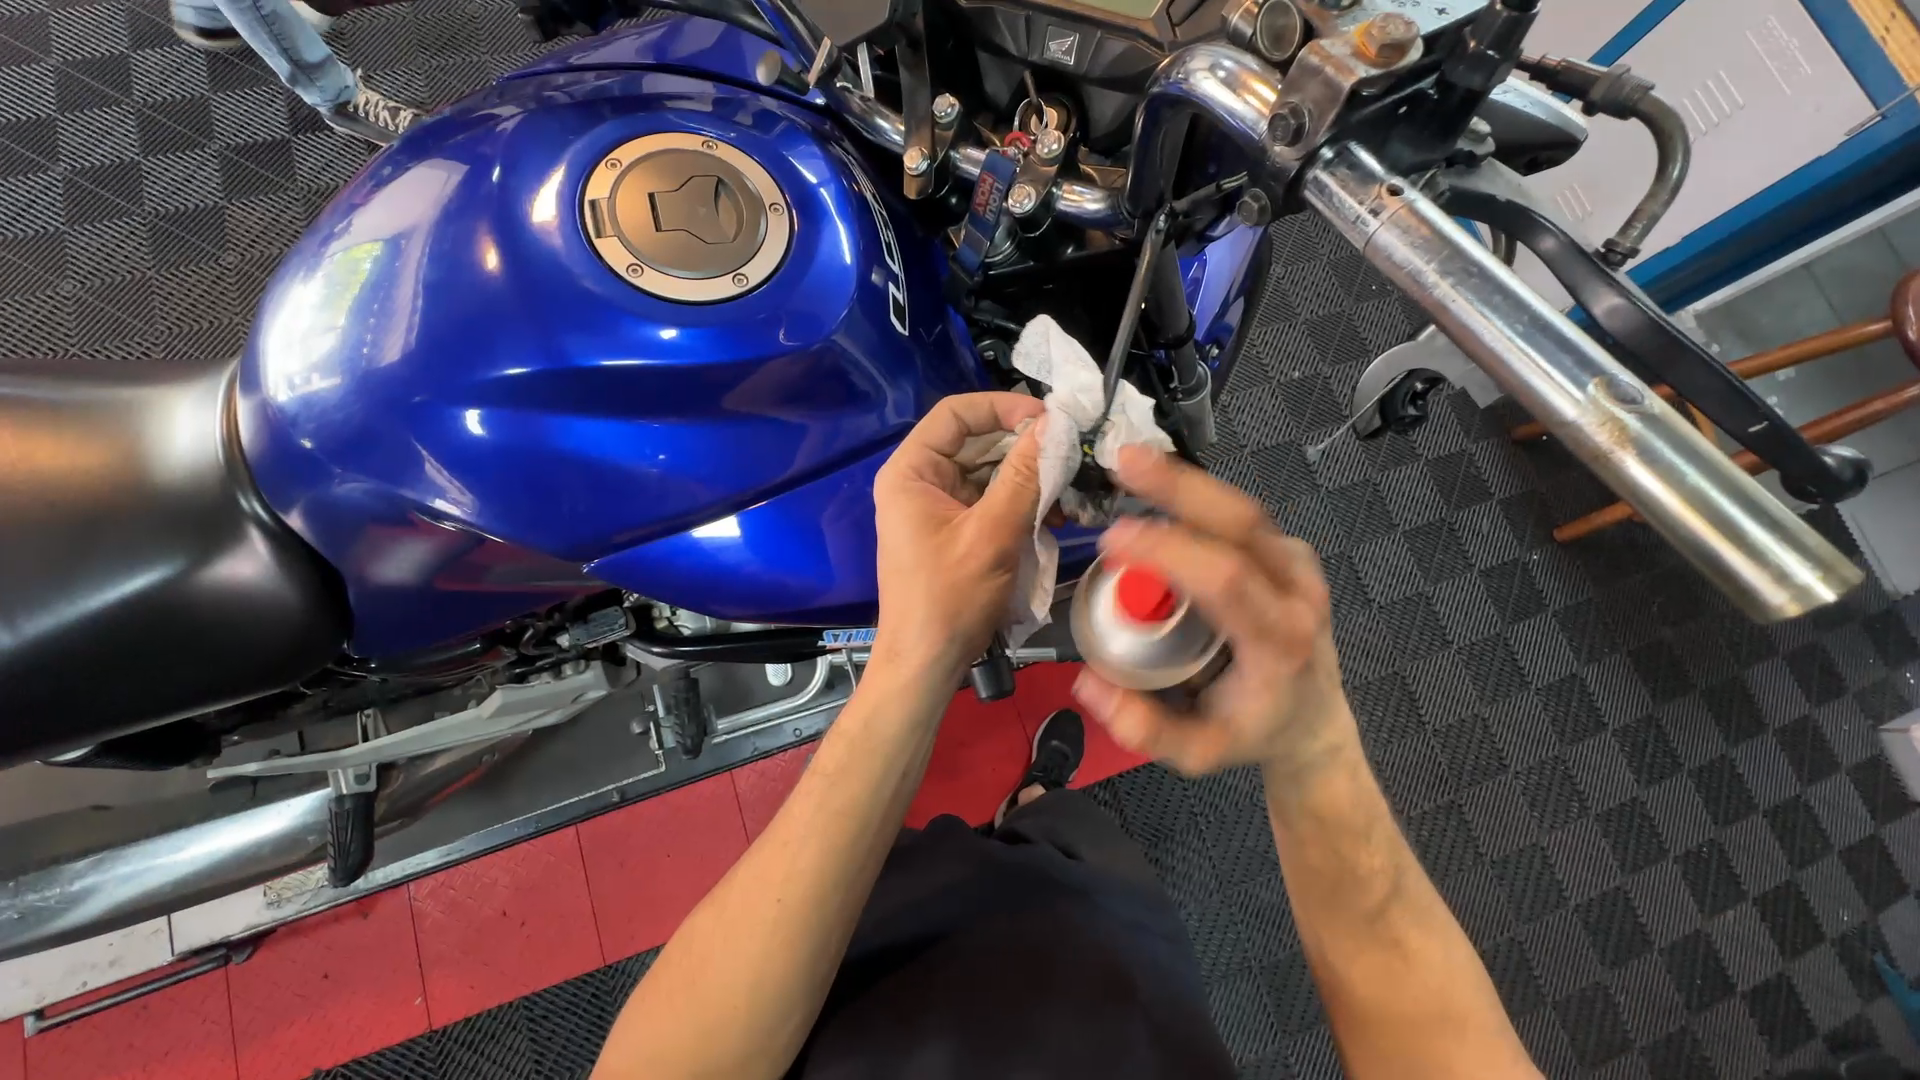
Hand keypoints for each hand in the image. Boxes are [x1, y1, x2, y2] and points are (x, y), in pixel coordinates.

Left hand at [872, 392, 1047, 679]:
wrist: (927, 663)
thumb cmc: (949, 598)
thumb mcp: (992, 533)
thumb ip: (1025, 476)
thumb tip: (1055, 426)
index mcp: (912, 472)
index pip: (956, 414)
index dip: (1003, 407)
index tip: (1049, 419)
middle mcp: (921, 482)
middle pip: (977, 443)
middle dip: (1024, 447)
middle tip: (1071, 453)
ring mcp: (938, 508)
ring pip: (990, 474)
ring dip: (1029, 478)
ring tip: (1070, 487)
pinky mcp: (956, 533)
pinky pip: (991, 503)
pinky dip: (1021, 505)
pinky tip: (1055, 515)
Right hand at [1071, 445, 1357, 782]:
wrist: (1313, 719)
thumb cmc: (1252, 730)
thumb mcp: (1198, 752)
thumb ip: (1145, 727)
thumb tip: (1088, 682)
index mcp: (1278, 641)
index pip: (1226, 580)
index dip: (1169, 552)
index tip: (1112, 539)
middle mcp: (1297, 591)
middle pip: (1241, 521)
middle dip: (1179, 485)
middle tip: (1123, 460)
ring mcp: (1297, 565)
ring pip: (1241, 509)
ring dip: (1185, 484)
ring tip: (1130, 463)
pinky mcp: (1289, 551)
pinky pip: (1239, 517)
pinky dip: (1196, 498)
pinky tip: (1158, 488)